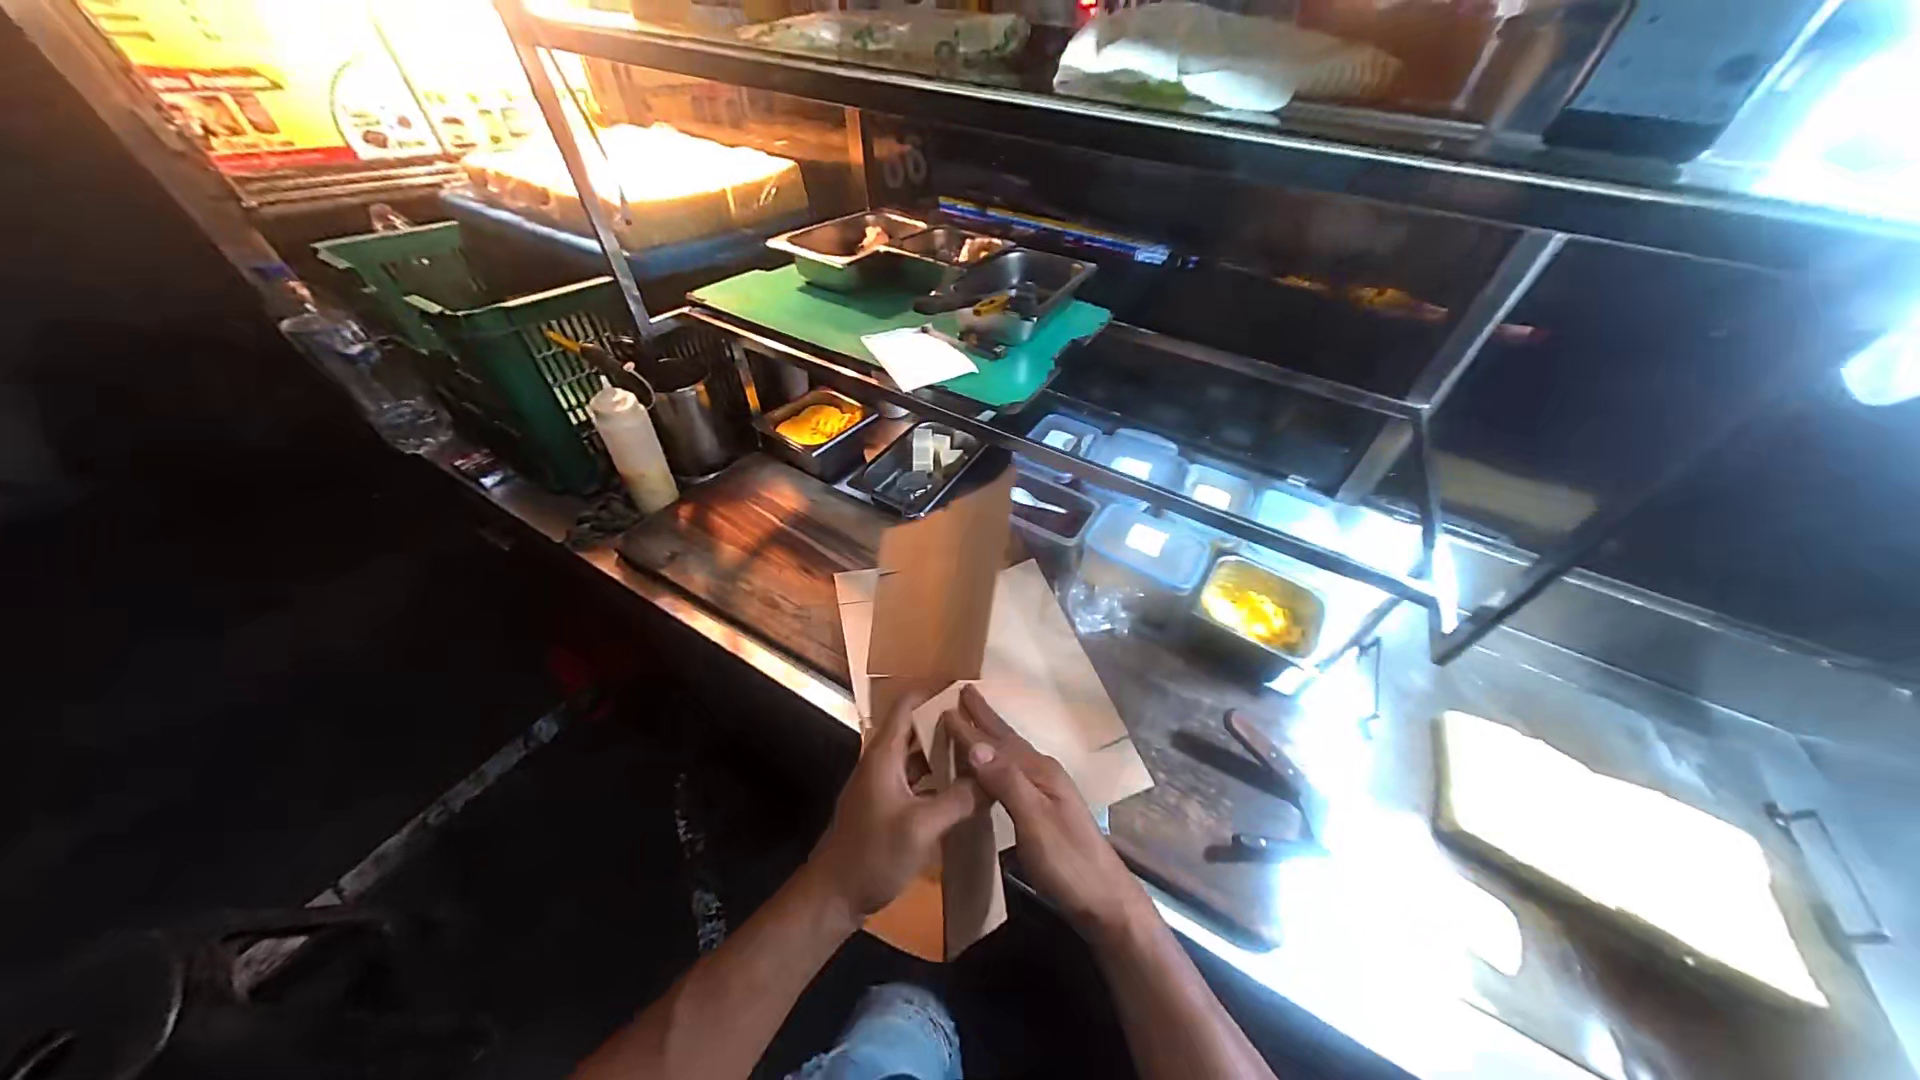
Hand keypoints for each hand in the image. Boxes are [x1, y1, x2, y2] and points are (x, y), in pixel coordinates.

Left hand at [807, 693, 983, 926]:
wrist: (833, 896)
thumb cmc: (872, 854)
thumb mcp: (922, 827)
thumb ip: (959, 799)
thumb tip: (994, 777)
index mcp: (884, 754)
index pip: (907, 703)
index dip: (934, 689)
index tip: (967, 686)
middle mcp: (882, 761)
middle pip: (916, 726)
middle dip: (947, 719)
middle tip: (984, 719)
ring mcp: (883, 783)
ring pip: (918, 754)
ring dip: (945, 748)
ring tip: (981, 748)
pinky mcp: (888, 804)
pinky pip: (918, 778)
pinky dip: (940, 775)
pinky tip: (966, 786)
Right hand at [943, 685, 1150, 938]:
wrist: (1105, 901)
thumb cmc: (1068, 862)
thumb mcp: (1035, 822)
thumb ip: (1007, 782)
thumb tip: (976, 745)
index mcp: (1040, 772)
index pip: (997, 744)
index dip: (970, 728)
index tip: (945, 708)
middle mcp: (1044, 773)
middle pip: (1008, 739)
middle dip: (985, 717)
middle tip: (965, 691)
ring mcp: (1047, 791)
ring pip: (1012, 753)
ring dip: (991, 736)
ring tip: (974, 720)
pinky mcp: (1045, 810)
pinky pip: (1013, 772)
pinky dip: (997, 761)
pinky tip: (993, 768)